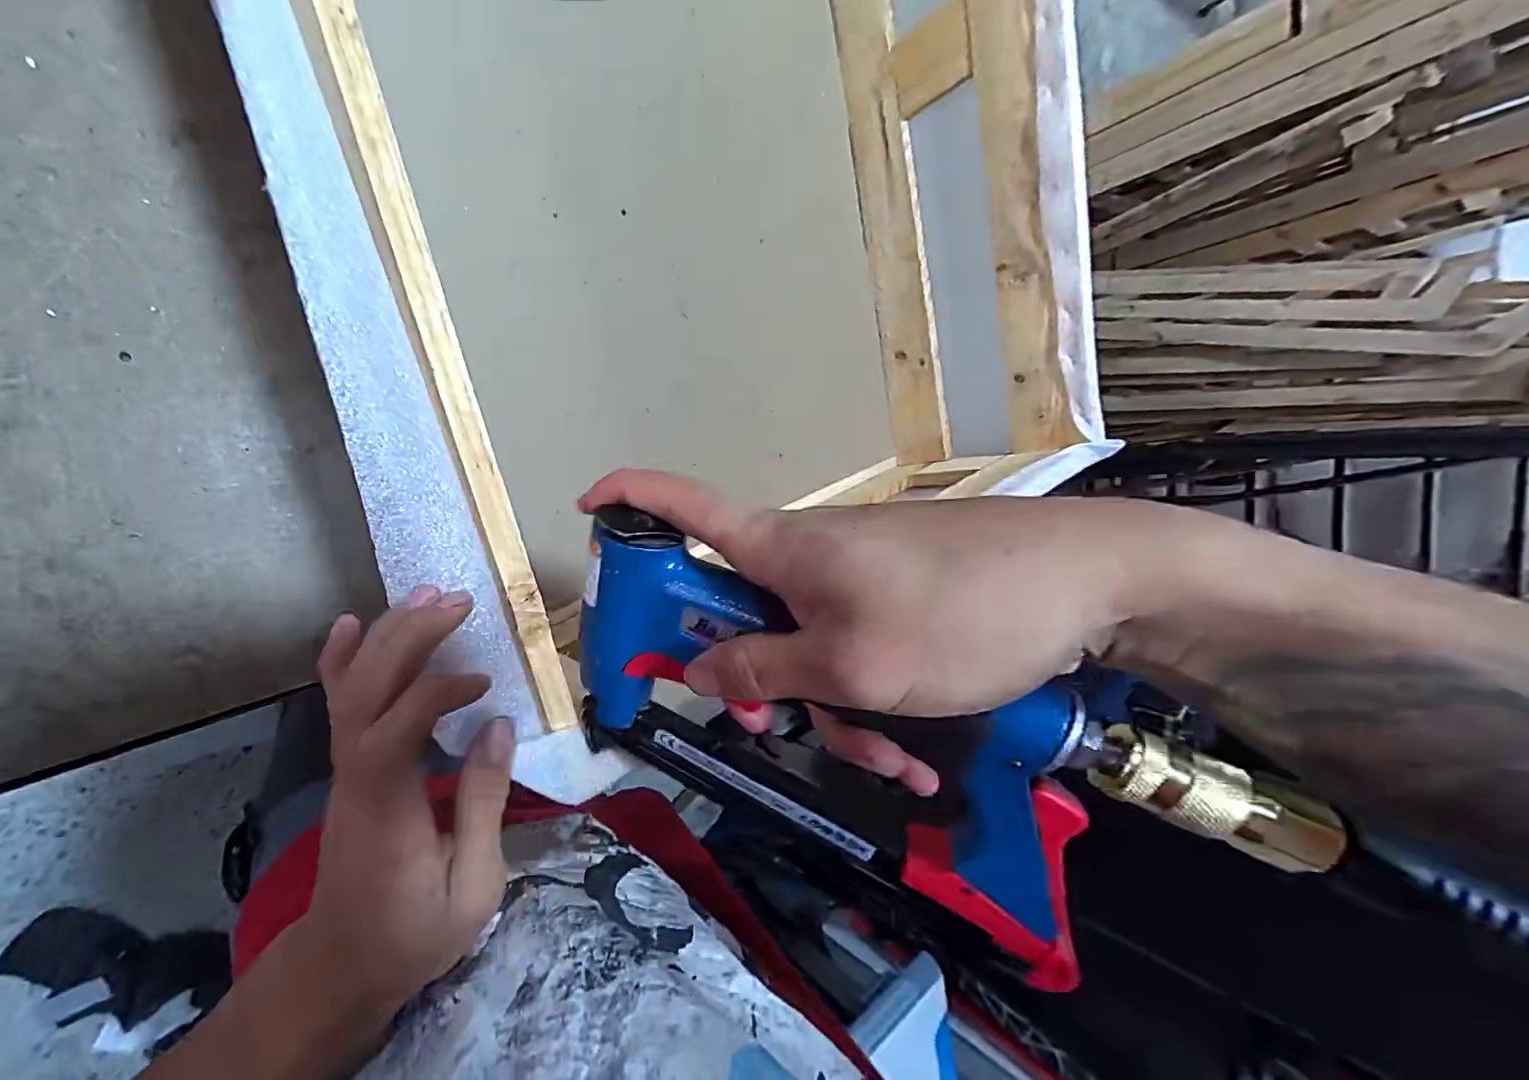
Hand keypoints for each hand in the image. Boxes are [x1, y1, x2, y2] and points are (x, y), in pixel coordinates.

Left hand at [294, 584, 514, 1022]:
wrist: (345, 962)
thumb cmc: (413, 933)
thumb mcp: (470, 887)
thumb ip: (484, 804)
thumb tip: (499, 726)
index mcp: (385, 807)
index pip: (398, 725)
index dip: (440, 690)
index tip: (485, 684)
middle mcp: (354, 774)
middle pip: (367, 687)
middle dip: (410, 635)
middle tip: (456, 600)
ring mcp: (342, 766)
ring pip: (352, 685)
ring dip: (387, 634)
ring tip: (425, 594)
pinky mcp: (345, 765)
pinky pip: (338, 703)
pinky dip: (341, 659)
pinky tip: (350, 625)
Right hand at [578, 469, 1164, 792]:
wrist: (1097, 582)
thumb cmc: (960, 611)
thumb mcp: (850, 664)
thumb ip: (764, 671)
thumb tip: (699, 673)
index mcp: (772, 548)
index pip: (675, 502)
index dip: (623, 498)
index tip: (585, 513)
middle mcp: (796, 558)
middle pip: (729, 612)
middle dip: (745, 678)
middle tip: (767, 725)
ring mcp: (841, 581)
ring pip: (795, 649)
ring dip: (826, 710)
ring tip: (889, 756)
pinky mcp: (884, 602)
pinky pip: (846, 654)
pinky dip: (866, 703)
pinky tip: (914, 751)